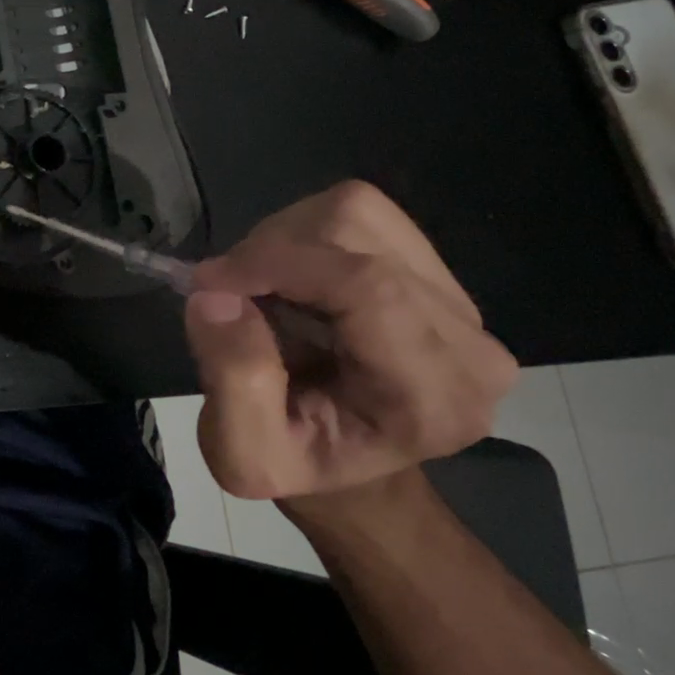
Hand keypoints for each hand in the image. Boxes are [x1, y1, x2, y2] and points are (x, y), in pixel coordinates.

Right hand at [183, 181, 516, 500]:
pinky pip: (358, 214)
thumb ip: (232, 381)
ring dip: (283, 240)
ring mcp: (459, 301)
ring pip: (354, 213)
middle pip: (356, 239)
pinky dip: (302, 234)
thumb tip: (212, 296)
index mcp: (434, 396)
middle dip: (270, 254)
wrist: (343, 460)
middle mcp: (469, 342)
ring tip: (260, 292)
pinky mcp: (434, 271)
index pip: (368, 286)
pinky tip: (290, 279)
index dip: (276, 264)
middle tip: (227, 298)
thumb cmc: (294, 460)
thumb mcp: (244, 454)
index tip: (205, 282)